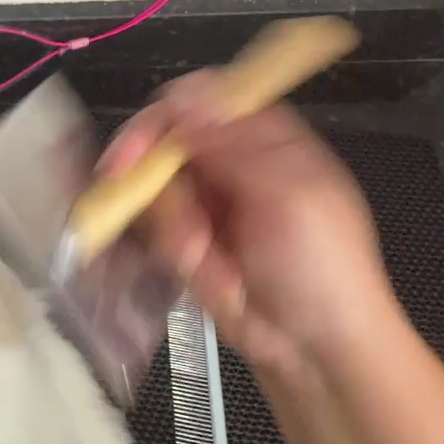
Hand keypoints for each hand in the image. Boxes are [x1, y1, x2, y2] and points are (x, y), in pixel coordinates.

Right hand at [101, 71, 400, 375]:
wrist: (312, 348)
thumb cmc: (321, 269)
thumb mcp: (288, 197)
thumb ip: (232, 145)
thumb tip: (183, 95)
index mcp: (267, 142)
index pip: (205, 99)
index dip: (170, 110)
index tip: (144, 137)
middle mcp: (229, 163)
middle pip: (162, 138)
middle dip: (150, 171)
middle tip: (122, 181)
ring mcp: (203, 200)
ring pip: (150, 185)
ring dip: (169, 223)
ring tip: (204, 256)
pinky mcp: (181, 234)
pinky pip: (150, 224)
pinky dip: (168, 247)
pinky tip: (201, 269)